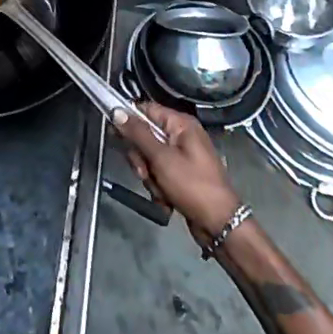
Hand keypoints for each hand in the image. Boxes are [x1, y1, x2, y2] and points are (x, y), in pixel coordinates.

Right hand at [114, 101, 242, 240]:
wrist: (219, 223)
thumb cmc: (192, 185)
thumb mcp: (161, 158)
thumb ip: (138, 134)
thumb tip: (117, 111)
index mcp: (181, 124)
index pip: (147, 110)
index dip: (129, 120)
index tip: (114, 133)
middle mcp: (182, 135)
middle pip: (145, 136)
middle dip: (141, 157)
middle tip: (145, 172)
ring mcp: (182, 156)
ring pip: (150, 157)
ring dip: (150, 176)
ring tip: (160, 189)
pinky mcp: (181, 174)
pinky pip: (159, 172)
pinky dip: (158, 185)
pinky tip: (165, 198)